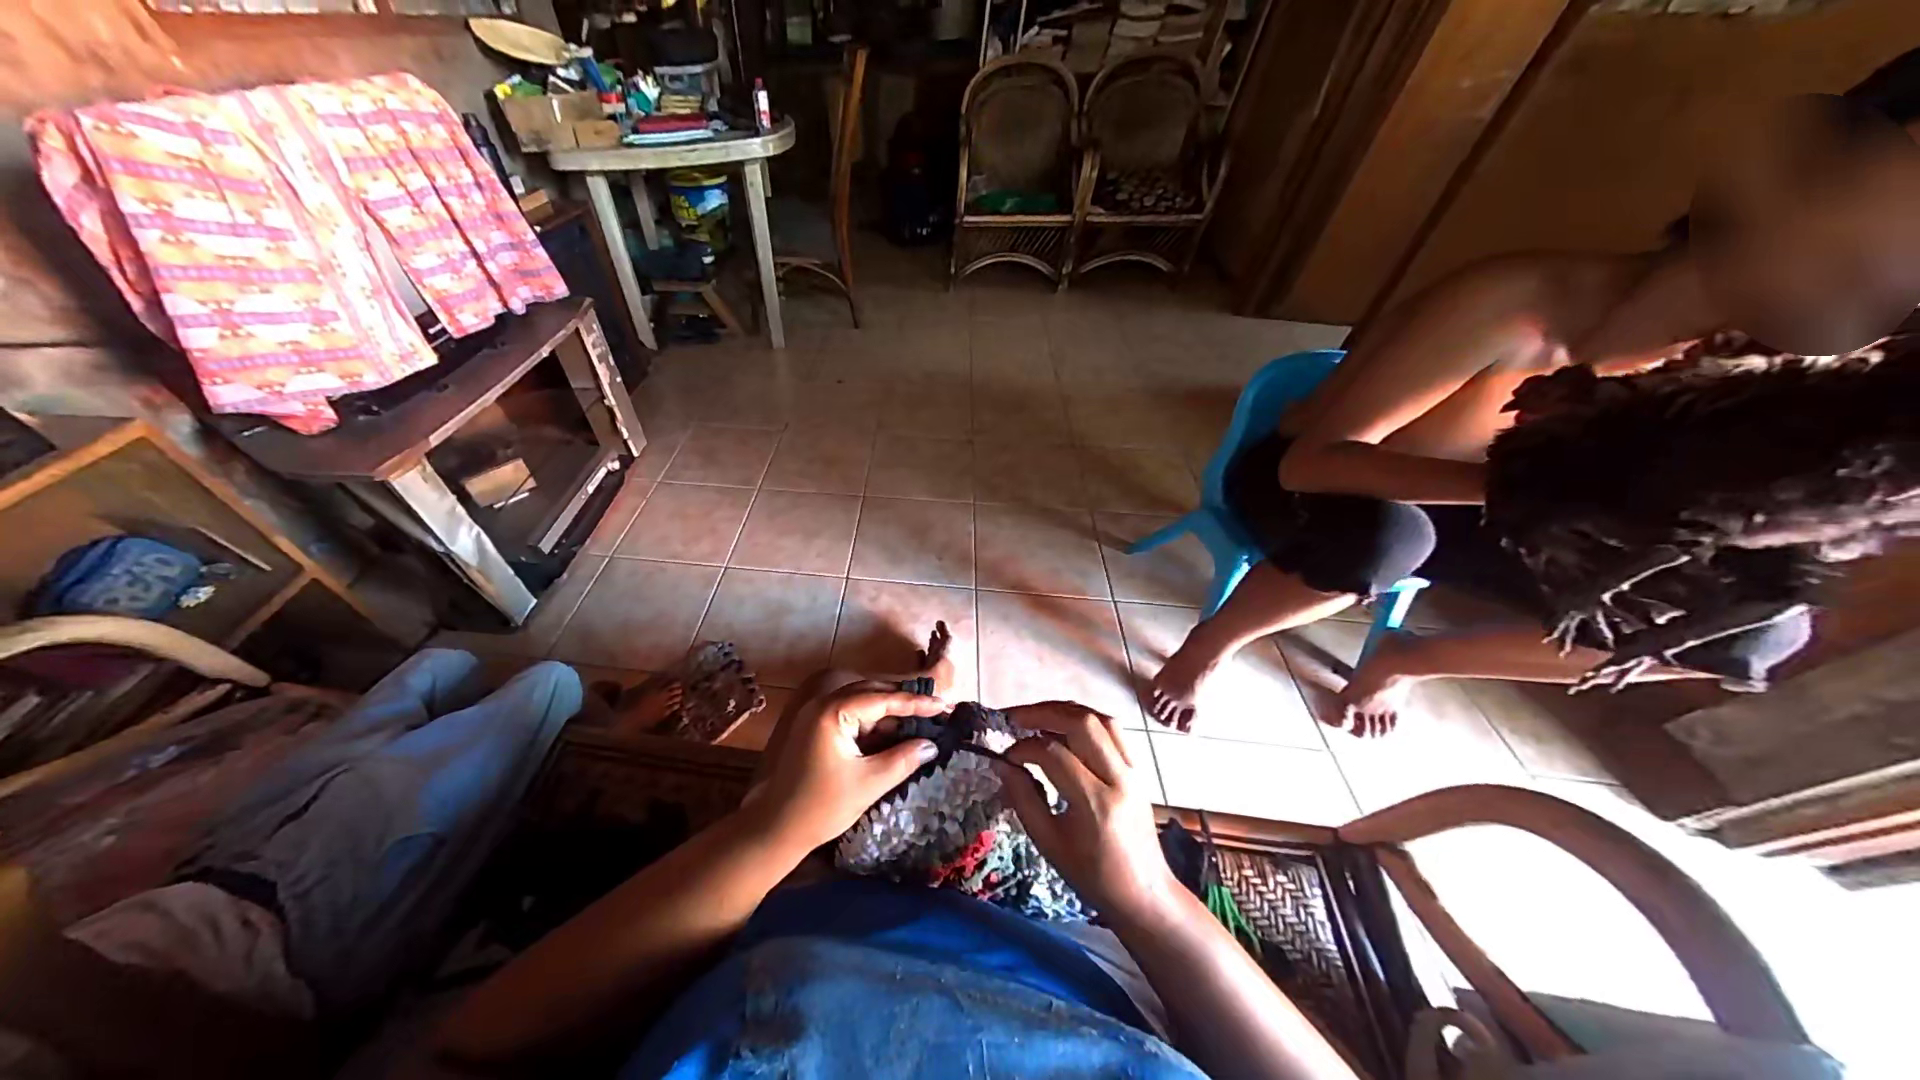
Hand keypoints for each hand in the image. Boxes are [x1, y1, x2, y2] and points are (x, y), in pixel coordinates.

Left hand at [747, 686, 948, 850]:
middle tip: (933, 712)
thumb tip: (931, 745)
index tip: (942, 706)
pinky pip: (851, 717)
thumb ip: (903, 759)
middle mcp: (823, 705)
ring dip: (889, 714)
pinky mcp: (815, 730)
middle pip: (872, 693)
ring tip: (918, 724)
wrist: (774, 829)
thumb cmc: (820, 806)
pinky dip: (873, 725)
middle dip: (903, 703)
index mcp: (833, 712)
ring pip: (862, 704)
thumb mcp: (869, 783)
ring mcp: (816, 716)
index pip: (883, 698)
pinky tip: (892, 736)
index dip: (915, 702)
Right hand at [992, 702, 1180, 923]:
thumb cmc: (1092, 875)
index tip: (1004, 757)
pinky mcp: (1138, 770)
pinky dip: (1086, 721)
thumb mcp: (1049, 843)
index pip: (1053, 754)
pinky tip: (1065, 729)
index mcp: (1094, 802)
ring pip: (1101, 720)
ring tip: (1037, 718)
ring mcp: (1133, 771)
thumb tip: (1002, 764)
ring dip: (1066, 712)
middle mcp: (1119, 778)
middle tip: (1014, 718)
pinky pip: (1113, 731)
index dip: (1023, 749)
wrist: (1143, 893)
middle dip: (1043, 713)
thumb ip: (1023, 799)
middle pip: (1082, 723)